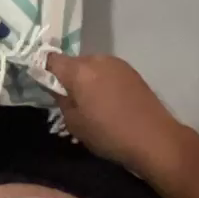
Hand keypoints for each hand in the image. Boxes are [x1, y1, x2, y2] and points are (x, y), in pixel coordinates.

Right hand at [46, 54, 198, 180]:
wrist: (155, 138)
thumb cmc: (109, 134)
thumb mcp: (75, 124)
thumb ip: (61, 101)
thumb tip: (57, 88)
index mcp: (79, 70)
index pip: (51, 59)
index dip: (44, 69)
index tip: (43, 84)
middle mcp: (97, 59)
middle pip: (73, 63)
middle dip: (69, 78)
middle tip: (71, 102)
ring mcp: (116, 63)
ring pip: (91, 67)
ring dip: (87, 79)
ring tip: (94, 105)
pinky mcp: (131, 70)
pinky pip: (107, 71)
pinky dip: (103, 82)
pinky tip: (111, 103)